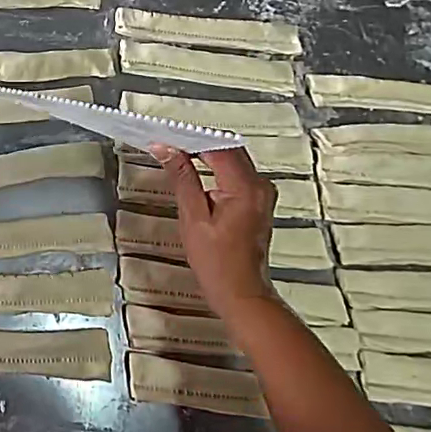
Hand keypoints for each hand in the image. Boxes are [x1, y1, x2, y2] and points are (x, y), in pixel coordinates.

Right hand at [149, 145, 274, 312]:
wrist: (241, 293)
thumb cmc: (219, 265)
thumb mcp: (193, 218)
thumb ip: (182, 178)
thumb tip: (168, 151)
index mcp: (245, 188)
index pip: (217, 147)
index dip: (189, 139)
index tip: (167, 138)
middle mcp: (260, 186)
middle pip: (227, 149)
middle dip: (198, 144)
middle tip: (170, 145)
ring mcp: (262, 193)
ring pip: (233, 158)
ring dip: (207, 155)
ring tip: (179, 157)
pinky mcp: (259, 200)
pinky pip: (237, 173)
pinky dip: (216, 169)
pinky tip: (196, 174)